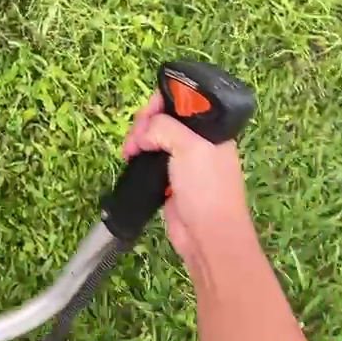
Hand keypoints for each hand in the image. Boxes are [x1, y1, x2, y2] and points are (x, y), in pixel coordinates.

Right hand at [121, 93, 255, 262]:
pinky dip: (138, 154)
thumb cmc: (206, 188)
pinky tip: (130, 157)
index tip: (147, 113)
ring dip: (138, 138)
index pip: (183, 103)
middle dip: (145, 122)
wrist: (209, 237)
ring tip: (130, 151)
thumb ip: (163, 127)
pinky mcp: (170, 178)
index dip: (162, 103)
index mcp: (212, 131)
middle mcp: (198, 143)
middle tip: (136, 136)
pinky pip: (149, 157)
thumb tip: (142, 134)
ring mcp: (183, 161)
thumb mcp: (189, 146)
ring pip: (154, 137)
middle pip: (164, 118)